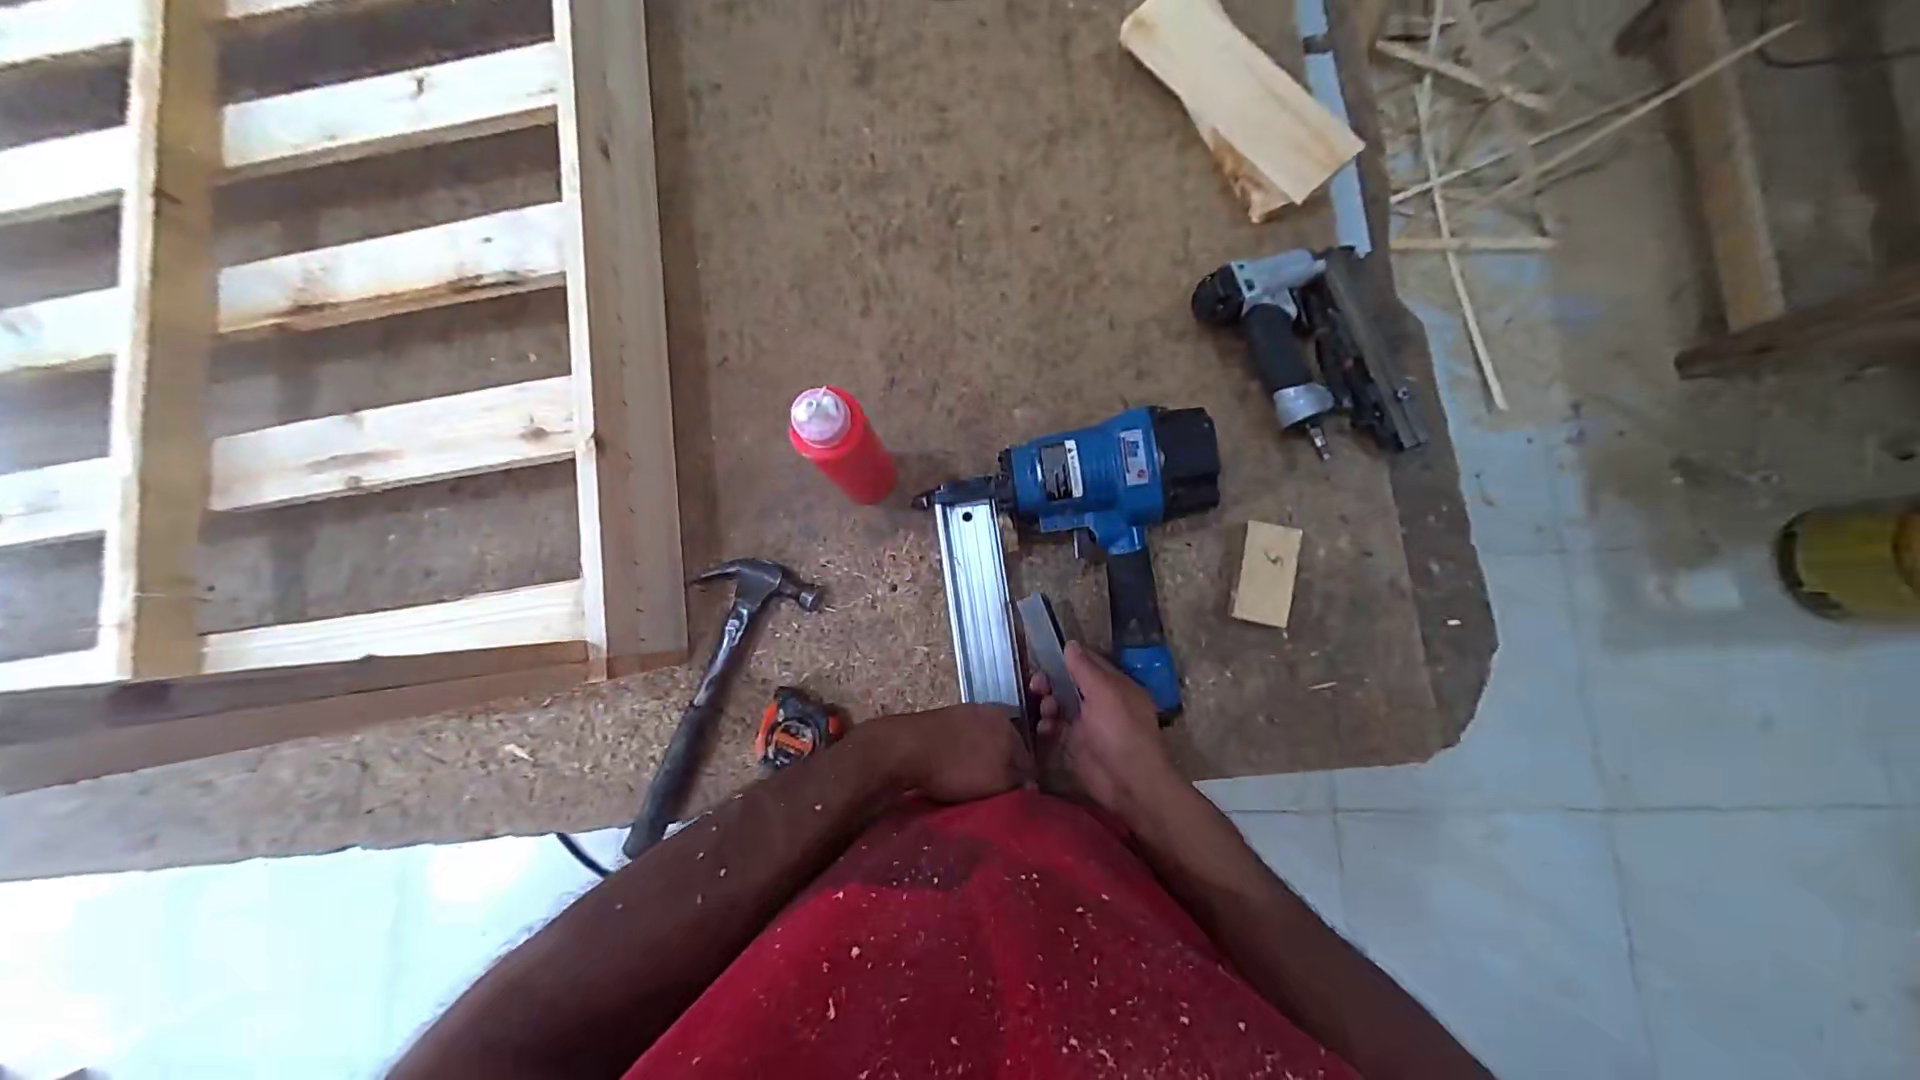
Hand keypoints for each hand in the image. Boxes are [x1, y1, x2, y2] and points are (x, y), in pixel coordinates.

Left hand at [867, 705, 1034, 803]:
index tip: (1012, 800)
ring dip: (977, 765)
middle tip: (991, 795)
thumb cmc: (958, 766)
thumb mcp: (1000, 782)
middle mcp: (989, 711)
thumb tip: (1031, 785)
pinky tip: (949, 773)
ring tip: (967, 787)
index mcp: (1008, 721)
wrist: (906, 748)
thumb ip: (1021, 782)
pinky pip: (958, 744)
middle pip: (1003, 748)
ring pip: (980, 746)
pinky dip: (958, 759)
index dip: (1022, 781)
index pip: (1027, 756)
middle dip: (1001, 770)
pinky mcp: (940, 720)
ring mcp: (962, 713)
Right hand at [1032, 642, 1180, 819]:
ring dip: (1047, 703)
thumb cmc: (1120, 731)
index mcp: (1114, 684)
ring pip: (1059, 704)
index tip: (1042, 657)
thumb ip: (1085, 668)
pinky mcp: (1076, 744)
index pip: (1087, 662)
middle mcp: (1100, 701)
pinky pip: (1056, 727)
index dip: (1066, 659)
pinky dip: (1048, 725)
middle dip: (1050, 681)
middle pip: (1068, 683)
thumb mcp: (1104, 693)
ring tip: (1046, 710)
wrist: (1129, 783)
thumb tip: (1070, 644)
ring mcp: (1087, 723)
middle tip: (1037, 685)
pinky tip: (1045, 728)